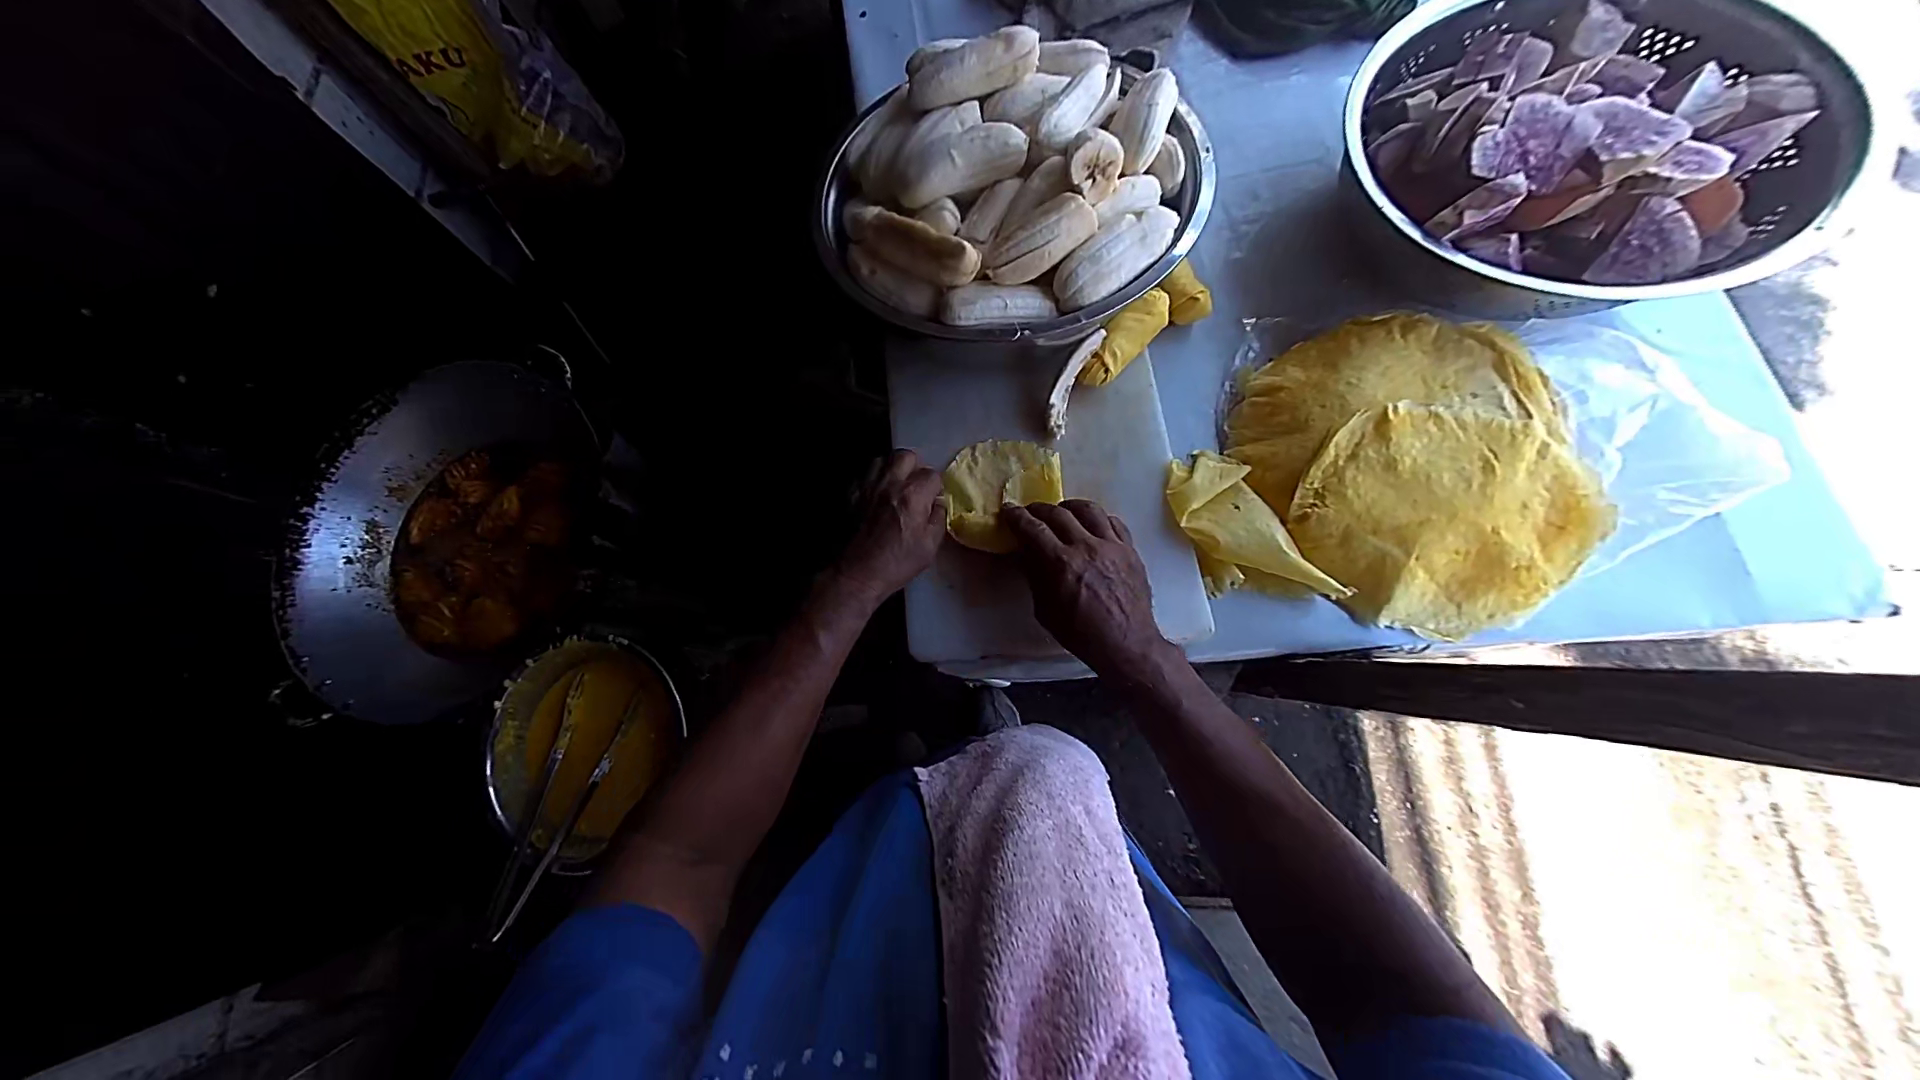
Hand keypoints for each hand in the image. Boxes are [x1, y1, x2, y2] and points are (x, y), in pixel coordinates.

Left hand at [835, 450, 946, 603]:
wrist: (855, 573)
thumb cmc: (896, 564)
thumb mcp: (929, 547)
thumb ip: (938, 519)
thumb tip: (937, 504)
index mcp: (913, 495)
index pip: (932, 475)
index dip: (936, 487)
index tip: (933, 500)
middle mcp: (890, 483)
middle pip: (906, 456)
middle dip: (915, 468)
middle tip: (915, 485)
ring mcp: (867, 486)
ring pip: (883, 459)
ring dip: (893, 469)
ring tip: (895, 486)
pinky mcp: (850, 493)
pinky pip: (864, 474)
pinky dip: (874, 480)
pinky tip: (876, 495)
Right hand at [1002, 500, 1176, 678]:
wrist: (1125, 644)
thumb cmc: (1080, 633)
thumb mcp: (1045, 609)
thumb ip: (1035, 576)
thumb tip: (1027, 553)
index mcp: (1061, 563)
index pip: (1033, 528)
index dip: (1017, 517)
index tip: (1009, 511)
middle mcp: (1086, 546)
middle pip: (1058, 513)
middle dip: (1039, 509)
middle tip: (1030, 512)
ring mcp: (1112, 545)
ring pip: (1089, 510)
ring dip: (1069, 507)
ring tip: (1062, 512)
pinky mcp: (1130, 550)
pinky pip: (1114, 522)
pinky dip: (1098, 519)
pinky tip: (1091, 525)